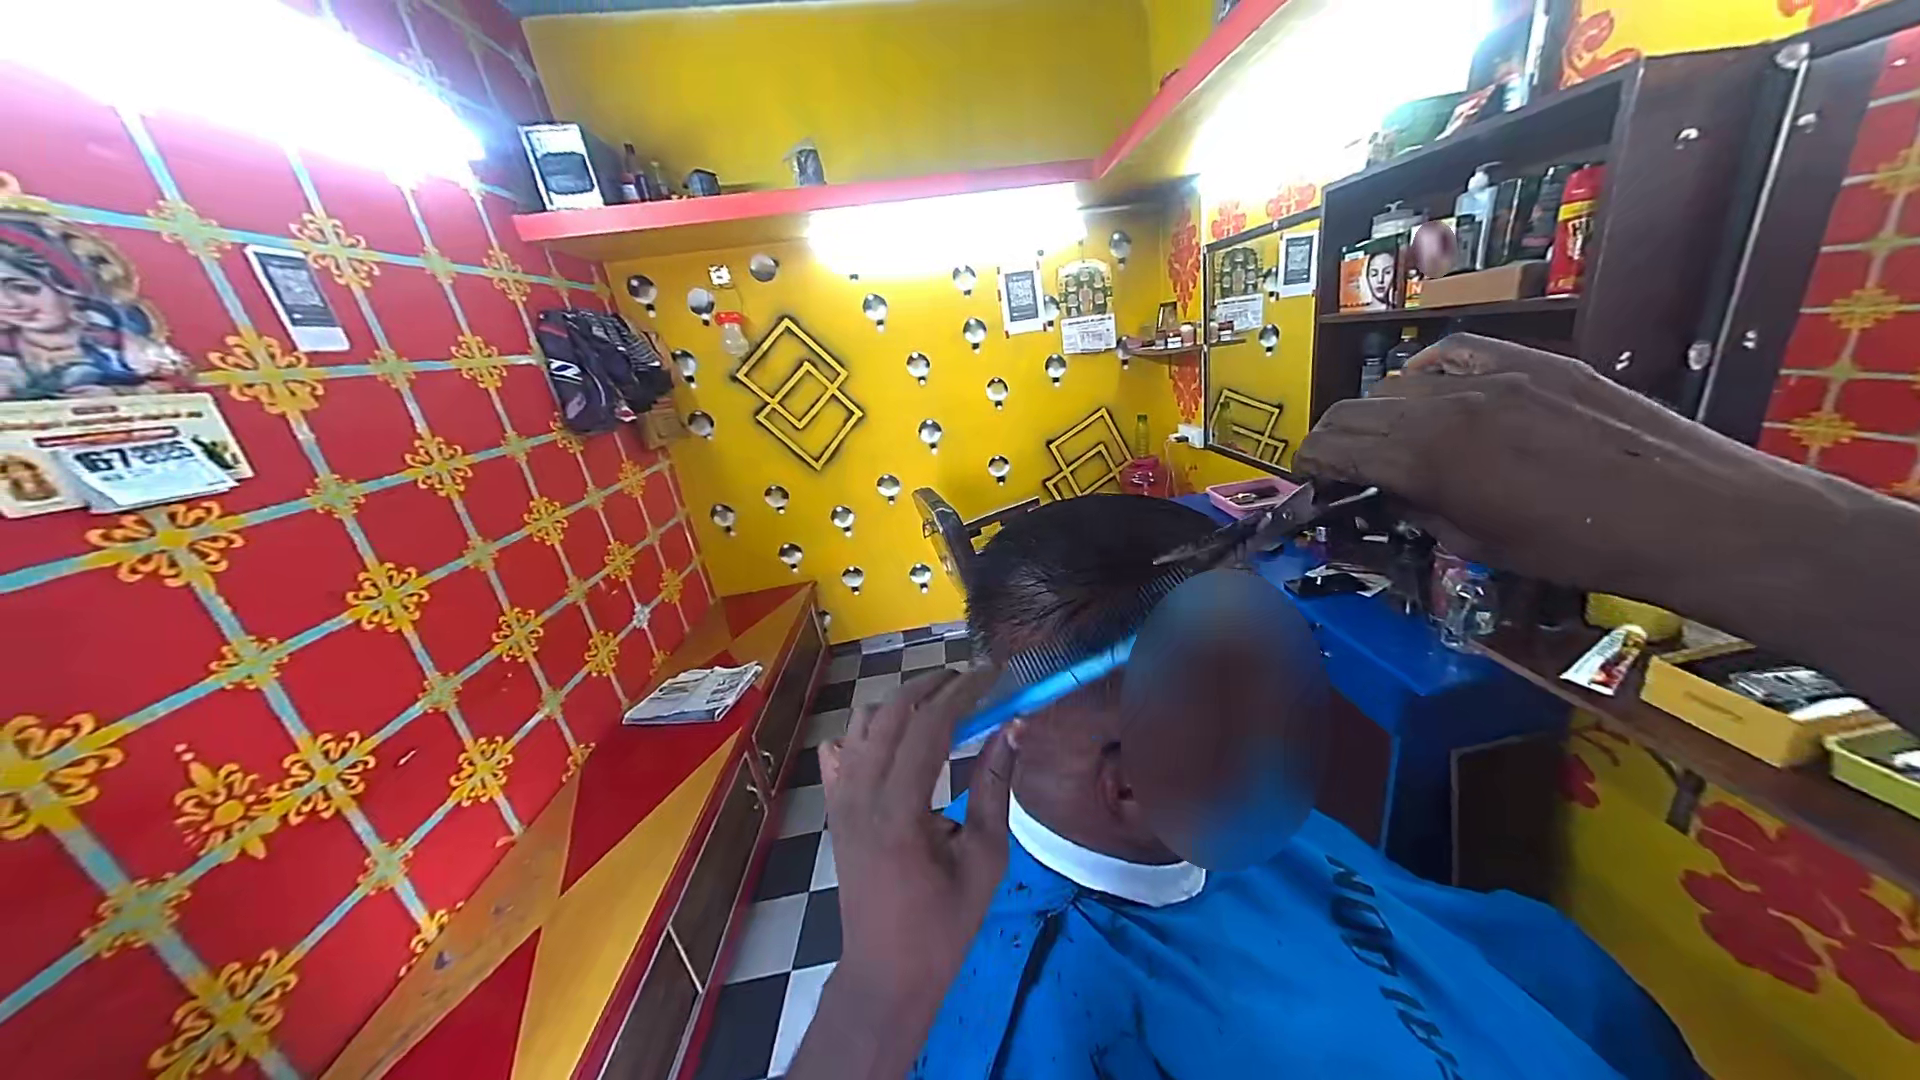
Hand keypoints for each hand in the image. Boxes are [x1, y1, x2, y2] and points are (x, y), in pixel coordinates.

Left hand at [787, 668, 1018, 1079]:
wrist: (886, 973)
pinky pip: (843, 750)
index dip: (963, 691)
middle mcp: (861, 793)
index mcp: (900, 808)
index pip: (930, 725)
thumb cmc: (944, 924)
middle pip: (892, 711)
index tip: (991, 673)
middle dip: (932, 685)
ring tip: (938, 706)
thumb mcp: (986, 856)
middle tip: (970, 681)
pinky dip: (868, 731)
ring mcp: (840, 798)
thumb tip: (1014, 727)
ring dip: (901, 704)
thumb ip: (996, 784)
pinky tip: (895, 741)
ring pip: (863, 722)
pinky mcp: (834, 807)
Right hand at [1294, 333, 1919, 728]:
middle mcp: (1441, 409)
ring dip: (1376, 413)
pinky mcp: (1531, 363)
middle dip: (1331, 440)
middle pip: (1350, 411)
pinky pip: (1453, 354)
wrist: (1694, 516)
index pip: (1332, 448)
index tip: (1308, 480)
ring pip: (1395, 384)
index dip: (1309, 465)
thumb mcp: (1471, 540)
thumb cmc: (1573, 548)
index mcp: (1421, 461)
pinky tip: (1432, 390)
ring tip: (1392, 437)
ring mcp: (1488, 378)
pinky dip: (1427, 372)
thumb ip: (1412, 506)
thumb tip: (1382, 491)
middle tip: (1338, 465)